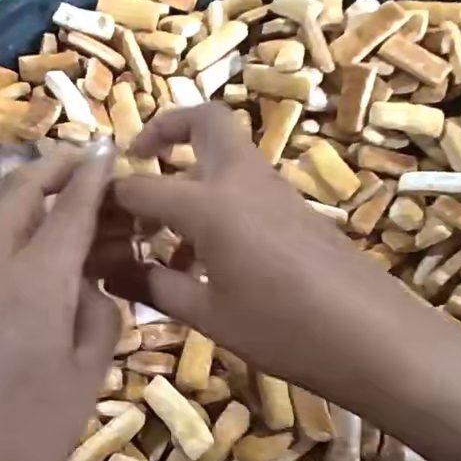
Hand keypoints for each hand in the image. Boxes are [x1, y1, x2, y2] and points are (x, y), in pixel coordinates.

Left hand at [0, 147, 120, 460]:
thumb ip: (99, 314)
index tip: (110, 149)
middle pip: (20, 195)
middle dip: (53, 168)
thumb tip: (91, 288)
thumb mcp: (88, 371)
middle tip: (87, 162)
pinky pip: (3, 259)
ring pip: (8, 225)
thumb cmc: (35, 428)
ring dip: (42, 205)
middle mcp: (0, 271)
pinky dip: (31, 241)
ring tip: (86, 213)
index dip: (91, 174)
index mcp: (37, 279)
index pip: (69, 207)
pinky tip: (61, 264)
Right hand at [95, 104, 460, 411]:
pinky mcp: (295, 211)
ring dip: (189, 175)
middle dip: (164, 129)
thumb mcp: (207, 313)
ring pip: (224, 156)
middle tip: (137, 162)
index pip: (143, 185)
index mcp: (211, 204)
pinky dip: (215, 203)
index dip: (109, 197)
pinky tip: (204, 259)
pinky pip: (244, 188)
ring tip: (162, 235)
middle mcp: (242, 181)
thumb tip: (106, 270)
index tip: (86, 214)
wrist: (374, 339)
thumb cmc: (282, 328)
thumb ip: (153, 284)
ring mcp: (275, 192)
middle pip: (203, 121)